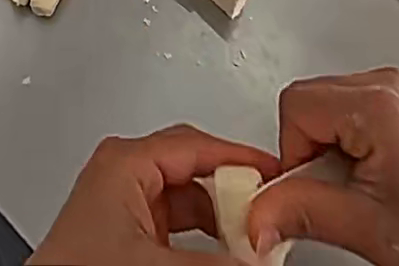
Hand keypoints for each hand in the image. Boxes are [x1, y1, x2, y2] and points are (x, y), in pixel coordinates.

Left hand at [30, 124, 280, 264]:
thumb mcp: (158, 263)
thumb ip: (215, 263)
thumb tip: (259, 259)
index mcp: (126, 161)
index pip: (195, 144)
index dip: (239, 158)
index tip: (275, 173)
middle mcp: (124, 172)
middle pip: (193, 170)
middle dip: (233, 196)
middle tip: (268, 218)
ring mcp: (123, 202)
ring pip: (187, 201)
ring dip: (221, 224)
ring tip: (250, 246)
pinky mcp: (124, 232)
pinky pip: (175, 225)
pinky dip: (201, 242)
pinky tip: (221, 260)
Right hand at [248, 69, 398, 265]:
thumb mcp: (367, 230)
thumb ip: (299, 211)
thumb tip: (247, 217)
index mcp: (376, 102)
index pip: (295, 105)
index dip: (293, 152)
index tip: (314, 193)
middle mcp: (385, 83)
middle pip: (308, 100)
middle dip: (310, 150)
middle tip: (340, 197)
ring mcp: (398, 92)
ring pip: (325, 106)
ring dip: (328, 149)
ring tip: (363, 193)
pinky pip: (348, 111)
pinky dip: (347, 145)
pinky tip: (376, 182)